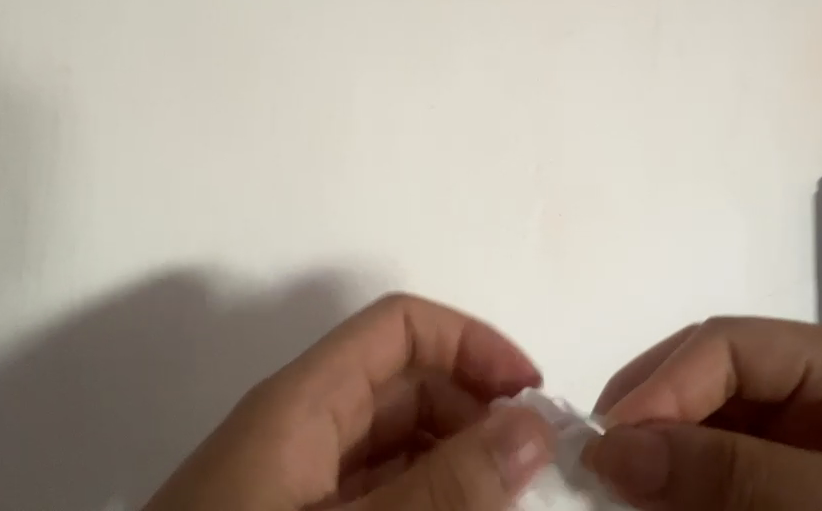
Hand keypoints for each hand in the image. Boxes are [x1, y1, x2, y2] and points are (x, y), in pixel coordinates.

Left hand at [145, 293, 556, 510]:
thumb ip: (442, 488)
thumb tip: (533, 426)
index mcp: (302, 402)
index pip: (401, 327)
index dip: (472, 343)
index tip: (530, 397)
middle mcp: (297, 428)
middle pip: (403, 385)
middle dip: (472, 413)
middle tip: (528, 471)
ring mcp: (289, 484)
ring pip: (391, 446)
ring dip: (450, 465)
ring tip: (499, 502)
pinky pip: (370, 494)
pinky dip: (419, 501)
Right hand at [582, 318, 821, 509]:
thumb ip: (736, 477)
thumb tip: (613, 446)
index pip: (730, 347)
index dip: (662, 384)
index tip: (606, 444)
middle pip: (717, 391)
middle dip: (657, 426)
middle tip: (599, 478)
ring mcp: (820, 460)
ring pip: (719, 445)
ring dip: (669, 473)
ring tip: (622, 503)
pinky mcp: (815, 505)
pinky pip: (741, 492)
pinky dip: (700, 502)